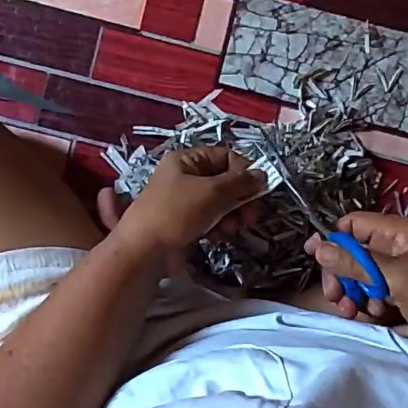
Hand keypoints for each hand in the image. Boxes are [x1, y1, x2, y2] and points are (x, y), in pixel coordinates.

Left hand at [109, 147, 265, 256]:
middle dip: (240, 197)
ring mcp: (184, 201)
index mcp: (186, 160)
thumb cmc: (175, 213)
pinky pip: (210, 218)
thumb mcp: (211, 192)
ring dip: (232, 214)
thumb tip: (263, 175)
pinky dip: (219, 225)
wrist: (143, 251)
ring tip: (234, 228)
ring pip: (220, 202)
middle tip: (251, 215)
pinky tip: (220, 235)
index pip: (224, 156)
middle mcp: (184, 177)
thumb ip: (240, 183)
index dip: (243, 171)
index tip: (257, 189)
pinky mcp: (185, 223)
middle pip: (224, 181)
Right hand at [305, 212, 407, 348]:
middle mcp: (396, 246)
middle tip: (334, 294)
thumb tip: (318, 248)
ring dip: (350, 291)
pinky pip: (368, 291)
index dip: (334, 239)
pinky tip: (370, 313)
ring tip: (351, 309)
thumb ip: (355, 262)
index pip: (355, 224)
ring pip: (357, 274)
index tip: (316, 257)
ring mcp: (396, 269)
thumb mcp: (393, 275)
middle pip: (352, 251)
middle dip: (340, 273)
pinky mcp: (397, 290)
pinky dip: (363, 302)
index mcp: (399, 231)